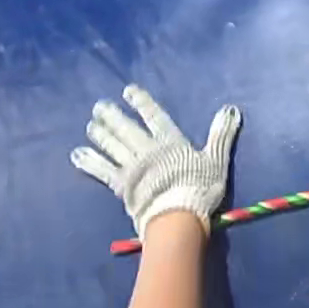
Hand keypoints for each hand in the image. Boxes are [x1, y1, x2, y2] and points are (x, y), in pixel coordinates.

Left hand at [71, 86, 241, 236]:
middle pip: (126, 128)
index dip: (141, 102)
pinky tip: (77, 154)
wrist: (178, 216)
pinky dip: (89, 161)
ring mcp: (132, 166)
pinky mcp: (121, 185)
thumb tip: (231, 109)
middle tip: (99, 107)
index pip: (154, 116)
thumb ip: (221, 135)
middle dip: (112, 116)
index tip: (128, 92)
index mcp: (170, 142)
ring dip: (100, 134)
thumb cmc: (200, 189)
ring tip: (90, 125)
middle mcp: (148, 149)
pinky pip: (102, 170)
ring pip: (112, 145)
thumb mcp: (216, 160)